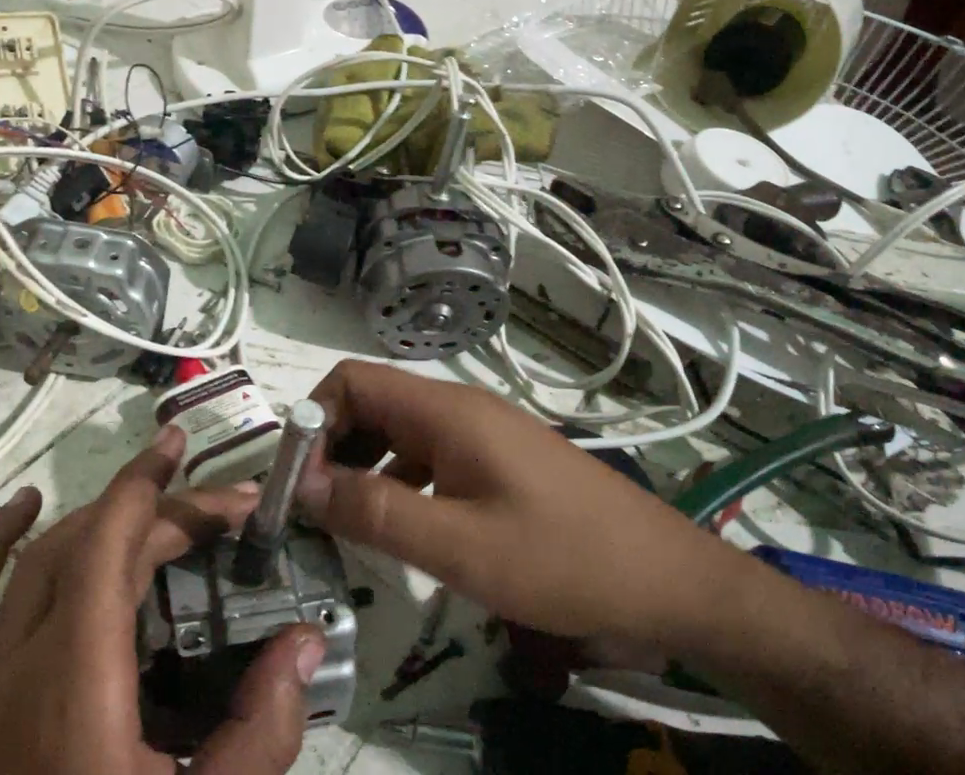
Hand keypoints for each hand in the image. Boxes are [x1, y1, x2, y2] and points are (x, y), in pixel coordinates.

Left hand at [0, 424, 327, 774]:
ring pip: (32, 561)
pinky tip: (21, 512)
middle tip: (218, 514)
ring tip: (149, 494)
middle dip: (154, 514)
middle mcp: (18, 665)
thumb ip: (260, 730)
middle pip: (85, 548)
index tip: (189, 452)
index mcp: (77, 685)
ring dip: (91, 517)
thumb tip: (301, 641)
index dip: (151, 489)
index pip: (109, 547)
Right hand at [294, 360, 734, 644]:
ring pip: (397, 434)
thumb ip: (374, 512)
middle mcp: (460, 409)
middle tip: (311, 512)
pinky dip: (397, 484)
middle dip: (330, 449)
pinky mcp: (498, 463)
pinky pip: (428, 458)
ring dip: (361, 470)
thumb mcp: (458, 547)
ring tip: (344, 527)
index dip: (311, 421)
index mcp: (446, 412)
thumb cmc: (562, 561)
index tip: (296, 482)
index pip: (351, 381)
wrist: (668, 583)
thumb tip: (301, 484)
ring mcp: (482, 435)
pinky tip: (399, 530)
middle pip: (370, 405)